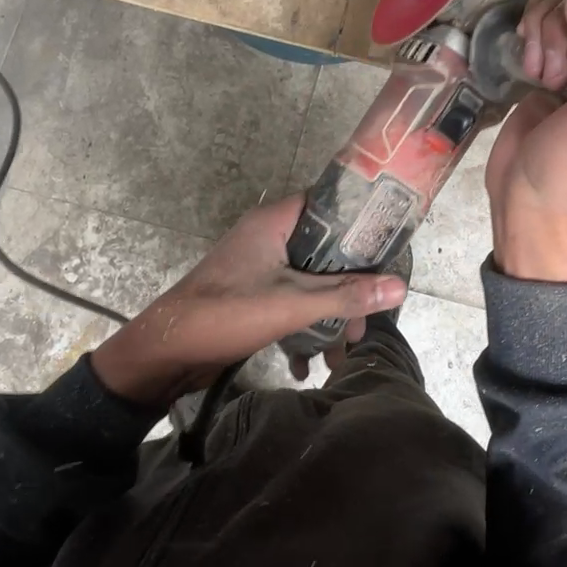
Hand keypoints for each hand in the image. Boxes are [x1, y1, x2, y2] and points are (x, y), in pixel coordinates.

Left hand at [90, 195, 407, 407]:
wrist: (167, 352)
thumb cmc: (228, 312)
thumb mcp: (293, 304)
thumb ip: (346, 295)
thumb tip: (399, 287)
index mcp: (275, 221)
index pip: (328, 204)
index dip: (361, 220)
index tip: (390, 245)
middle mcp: (268, 236)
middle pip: (325, 248)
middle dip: (350, 283)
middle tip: (370, 314)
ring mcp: (259, 265)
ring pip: (310, 278)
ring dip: (329, 311)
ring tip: (347, 346)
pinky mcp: (252, 293)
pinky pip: (291, 298)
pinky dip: (305, 323)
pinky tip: (314, 361)